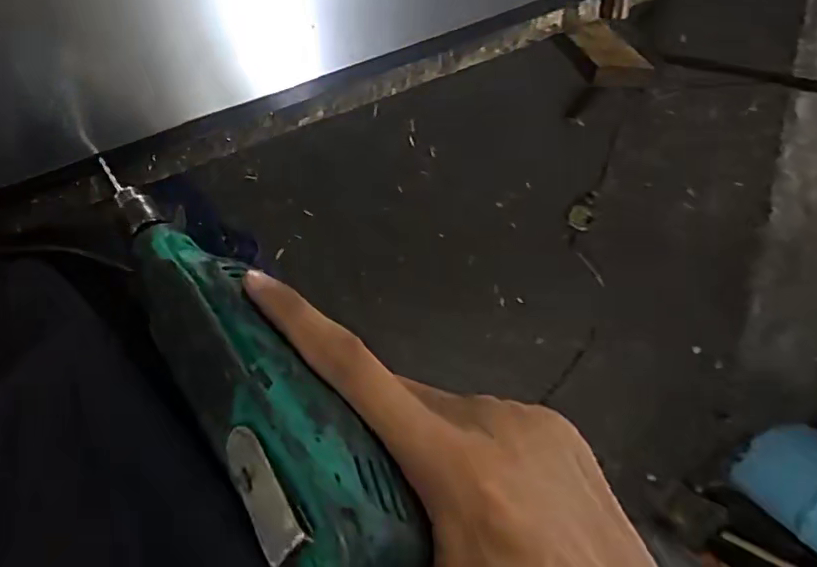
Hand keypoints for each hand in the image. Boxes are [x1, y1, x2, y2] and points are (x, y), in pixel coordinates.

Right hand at [243, 271, 654, 566]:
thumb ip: (371, 534)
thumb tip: (306, 517)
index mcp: (460, 470)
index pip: (356, 370)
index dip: (298, 321)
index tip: (255, 282)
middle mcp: (495, 425)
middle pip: (396, 393)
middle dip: (369, 415)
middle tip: (353, 459)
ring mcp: (535, 422)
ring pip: (437, 406)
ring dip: (419, 434)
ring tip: (434, 497)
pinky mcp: (562, 429)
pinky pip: (481, 418)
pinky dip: (463, 441)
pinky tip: (486, 494)